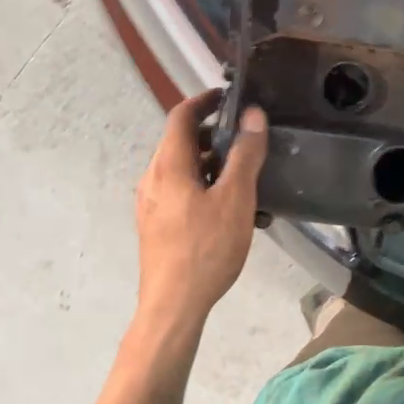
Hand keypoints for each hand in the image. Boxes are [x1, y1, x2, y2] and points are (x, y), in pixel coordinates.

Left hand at [133, 90, 269, 330]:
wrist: (173, 306)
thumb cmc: (205, 248)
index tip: (228, 97)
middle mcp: (152, 179)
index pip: (180, 115)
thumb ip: (244, 154)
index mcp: (168, 165)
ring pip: (181, 169)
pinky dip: (202, 187)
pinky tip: (228, 210)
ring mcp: (151, 204)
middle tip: (245, 141)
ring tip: (243, 178)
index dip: (203, 100)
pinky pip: (179, 192)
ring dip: (210, 164)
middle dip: (212, 135)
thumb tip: (253, 115)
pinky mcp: (156, 226)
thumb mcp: (235, 198)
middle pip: (179, 142)